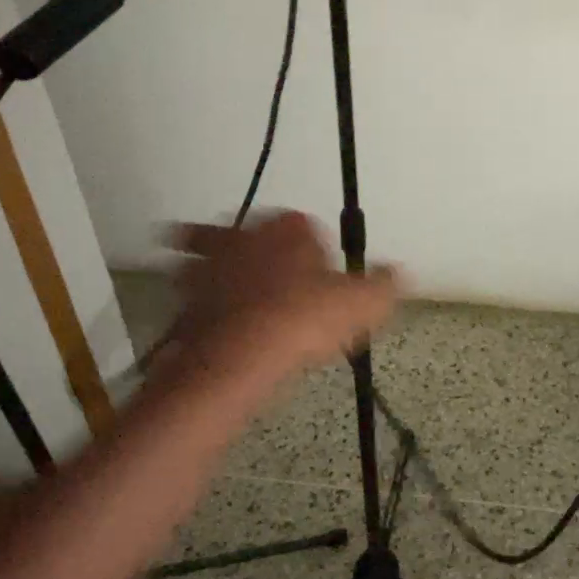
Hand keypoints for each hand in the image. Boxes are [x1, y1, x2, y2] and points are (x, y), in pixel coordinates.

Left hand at [165, 211, 397, 386]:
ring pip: (201, 252)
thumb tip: (395, 274)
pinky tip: (213, 322)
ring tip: (225, 284)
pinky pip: (188, 293)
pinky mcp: (184, 298)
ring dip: (209, 263)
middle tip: (263, 263)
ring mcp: (208, 264)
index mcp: (289, 227)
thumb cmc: (305, 318)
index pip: (303, 223)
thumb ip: (383, 284)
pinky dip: (196, 301)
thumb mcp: (364, 302)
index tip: (320, 266)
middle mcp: (244, 236)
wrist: (242, 355)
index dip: (312, 244)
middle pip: (242, 229)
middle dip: (251, 242)